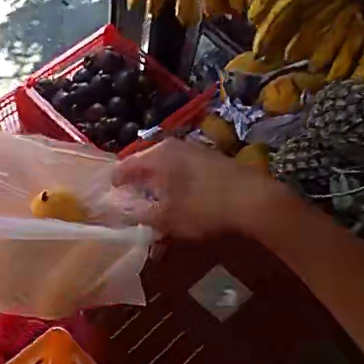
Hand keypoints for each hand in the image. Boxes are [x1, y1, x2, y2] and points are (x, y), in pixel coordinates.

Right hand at [113, 140, 295, 240]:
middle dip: (137, 181)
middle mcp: (173, 145)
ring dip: (157, 181)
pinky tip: (179, 196)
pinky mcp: (212, 158)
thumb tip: (120, 209)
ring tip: (154, 199)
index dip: (116, 181)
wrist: (253, 200)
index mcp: (157, 156)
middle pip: (146, 162)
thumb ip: (139, 213)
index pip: (125, 165)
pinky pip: (182, 168)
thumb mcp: (166, 217)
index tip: (110, 194)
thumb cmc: (203, 208)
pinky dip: (174, 180)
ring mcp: (194, 149)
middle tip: (131, 198)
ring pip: (166, 165)